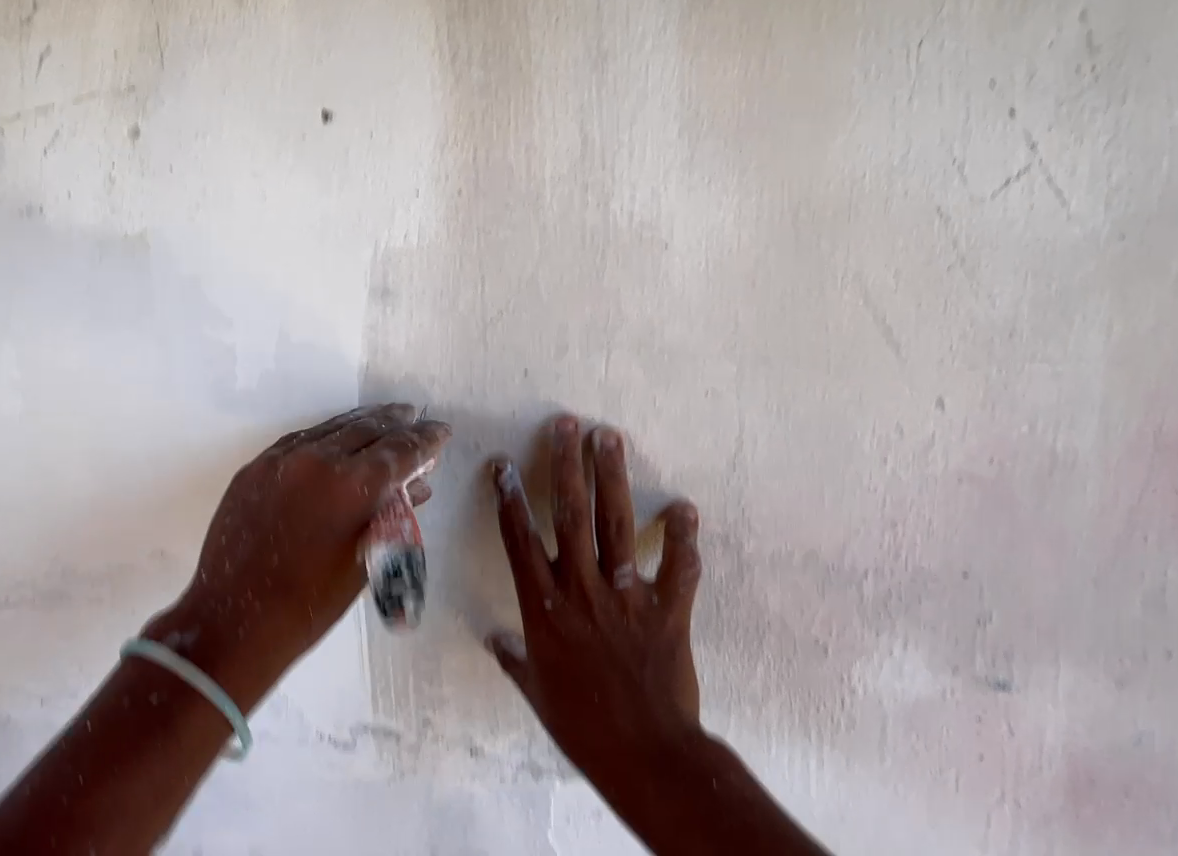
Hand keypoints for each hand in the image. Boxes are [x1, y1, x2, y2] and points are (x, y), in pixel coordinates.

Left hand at [145, 404, 450, 708]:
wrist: (236, 619)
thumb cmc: (311, 603)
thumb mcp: (366, 559)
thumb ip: (392, 514)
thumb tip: (416, 485)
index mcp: (350, 485)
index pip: (398, 451)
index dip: (424, 440)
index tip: (441, 430)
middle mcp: (316, 460)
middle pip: (365, 429)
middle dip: (395, 423)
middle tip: (414, 415)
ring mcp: (280, 460)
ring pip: (330, 429)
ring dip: (360, 422)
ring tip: (384, 417)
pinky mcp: (255, 468)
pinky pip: (299, 440)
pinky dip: (325, 435)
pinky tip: (336, 436)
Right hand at [486, 415, 703, 778]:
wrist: (645, 753)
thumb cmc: (580, 723)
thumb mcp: (534, 690)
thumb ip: (514, 658)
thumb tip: (494, 641)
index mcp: (544, 607)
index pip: (520, 539)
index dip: (510, 499)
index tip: (504, 466)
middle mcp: (582, 589)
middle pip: (571, 514)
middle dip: (567, 464)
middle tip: (566, 425)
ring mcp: (627, 595)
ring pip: (616, 525)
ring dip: (613, 477)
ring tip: (609, 437)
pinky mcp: (668, 610)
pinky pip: (678, 567)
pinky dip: (682, 536)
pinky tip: (682, 506)